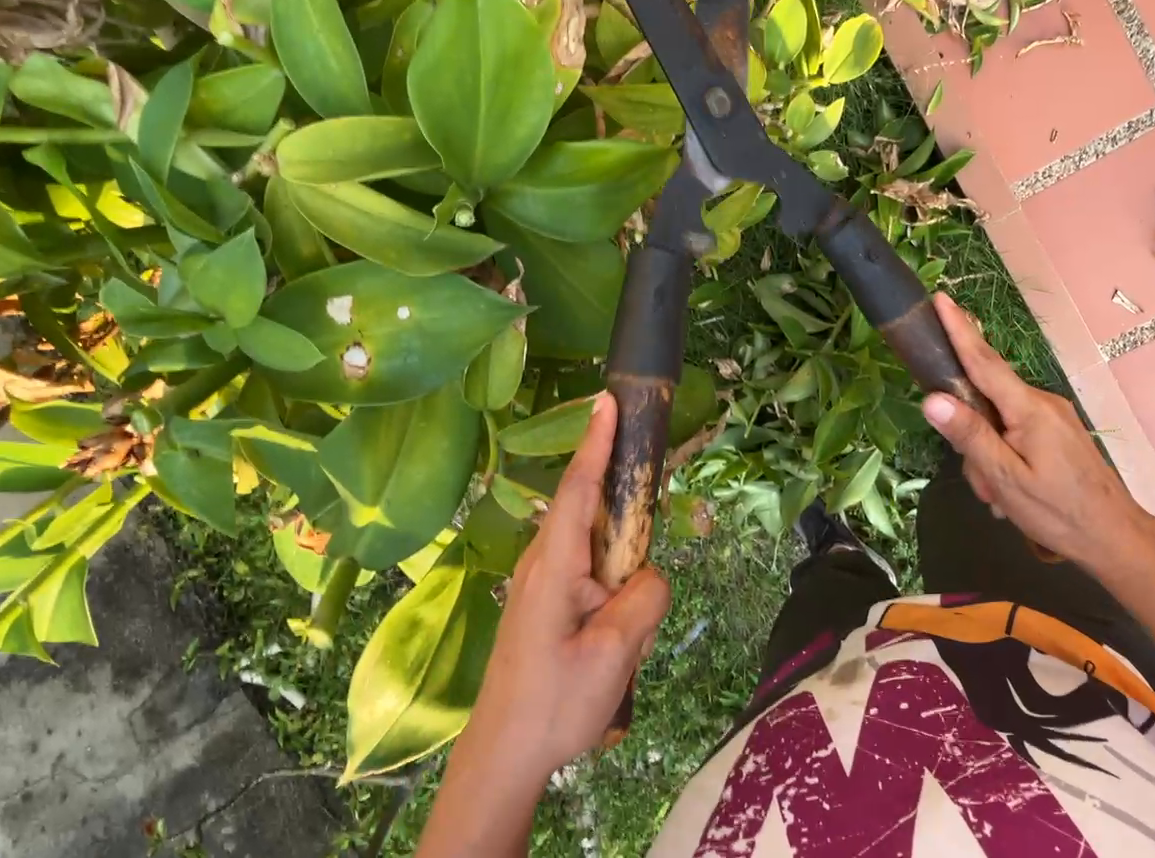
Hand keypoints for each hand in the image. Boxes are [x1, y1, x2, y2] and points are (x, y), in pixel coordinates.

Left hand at [458, 393, 671, 779]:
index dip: (596, 441)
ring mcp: (546, 583)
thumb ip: (645, 597)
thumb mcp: (614, 653)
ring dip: (625, 579)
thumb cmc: (554, 702)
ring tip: (623, 645)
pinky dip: (616, 593)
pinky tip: (618, 642)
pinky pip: (594, 577)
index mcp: (554, 563)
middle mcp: (545, 561)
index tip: (607, 399)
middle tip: (640, 589)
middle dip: (630, 530)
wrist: (504, 755)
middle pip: (596, 515)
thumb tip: (650, 573)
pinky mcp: (551, 603)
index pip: (578, 487)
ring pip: (601, 551)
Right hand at [920, 293, 1154, 573]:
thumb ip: (969, 436)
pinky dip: (1003, 457)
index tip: (940, 298)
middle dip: (971, 434)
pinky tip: (1010, 490)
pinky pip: (1014, 431)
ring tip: (1000, 495)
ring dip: (988, 454)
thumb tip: (932, 399)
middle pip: (985, 397)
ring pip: (997, 420)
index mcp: (1028, 409)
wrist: (1114, 536)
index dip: (959, 330)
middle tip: (983, 481)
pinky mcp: (1056, 431)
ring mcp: (1052, 416)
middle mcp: (1041, 402)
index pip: (983, 362)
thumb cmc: (1058, 511)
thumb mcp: (1005, 478)